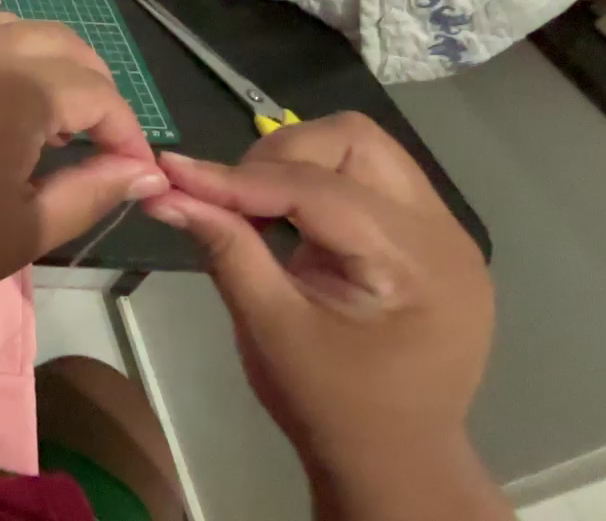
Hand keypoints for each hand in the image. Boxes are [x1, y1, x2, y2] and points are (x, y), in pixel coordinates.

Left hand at [0, 13, 164, 328]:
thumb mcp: (25, 230)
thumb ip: (94, 191)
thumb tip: (145, 171)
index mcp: (15, 91)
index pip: (97, 92)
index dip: (127, 131)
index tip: (133, 171)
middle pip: (63, 42)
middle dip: (94, 86)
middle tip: (99, 142)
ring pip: (17, 26)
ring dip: (49, 62)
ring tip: (52, 117)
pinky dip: (3, 52)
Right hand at [143, 114, 493, 475]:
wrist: (393, 462)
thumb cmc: (330, 404)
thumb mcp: (267, 326)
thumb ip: (223, 246)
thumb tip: (162, 191)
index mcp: (415, 265)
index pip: (316, 190)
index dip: (235, 177)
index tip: (170, 170)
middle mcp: (443, 234)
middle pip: (353, 141)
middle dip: (278, 155)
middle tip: (231, 195)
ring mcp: (440, 232)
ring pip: (357, 148)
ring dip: (295, 162)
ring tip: (254, 205)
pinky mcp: (421, 236)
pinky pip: (362, 176)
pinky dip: (311, 181)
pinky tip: (284, 218)